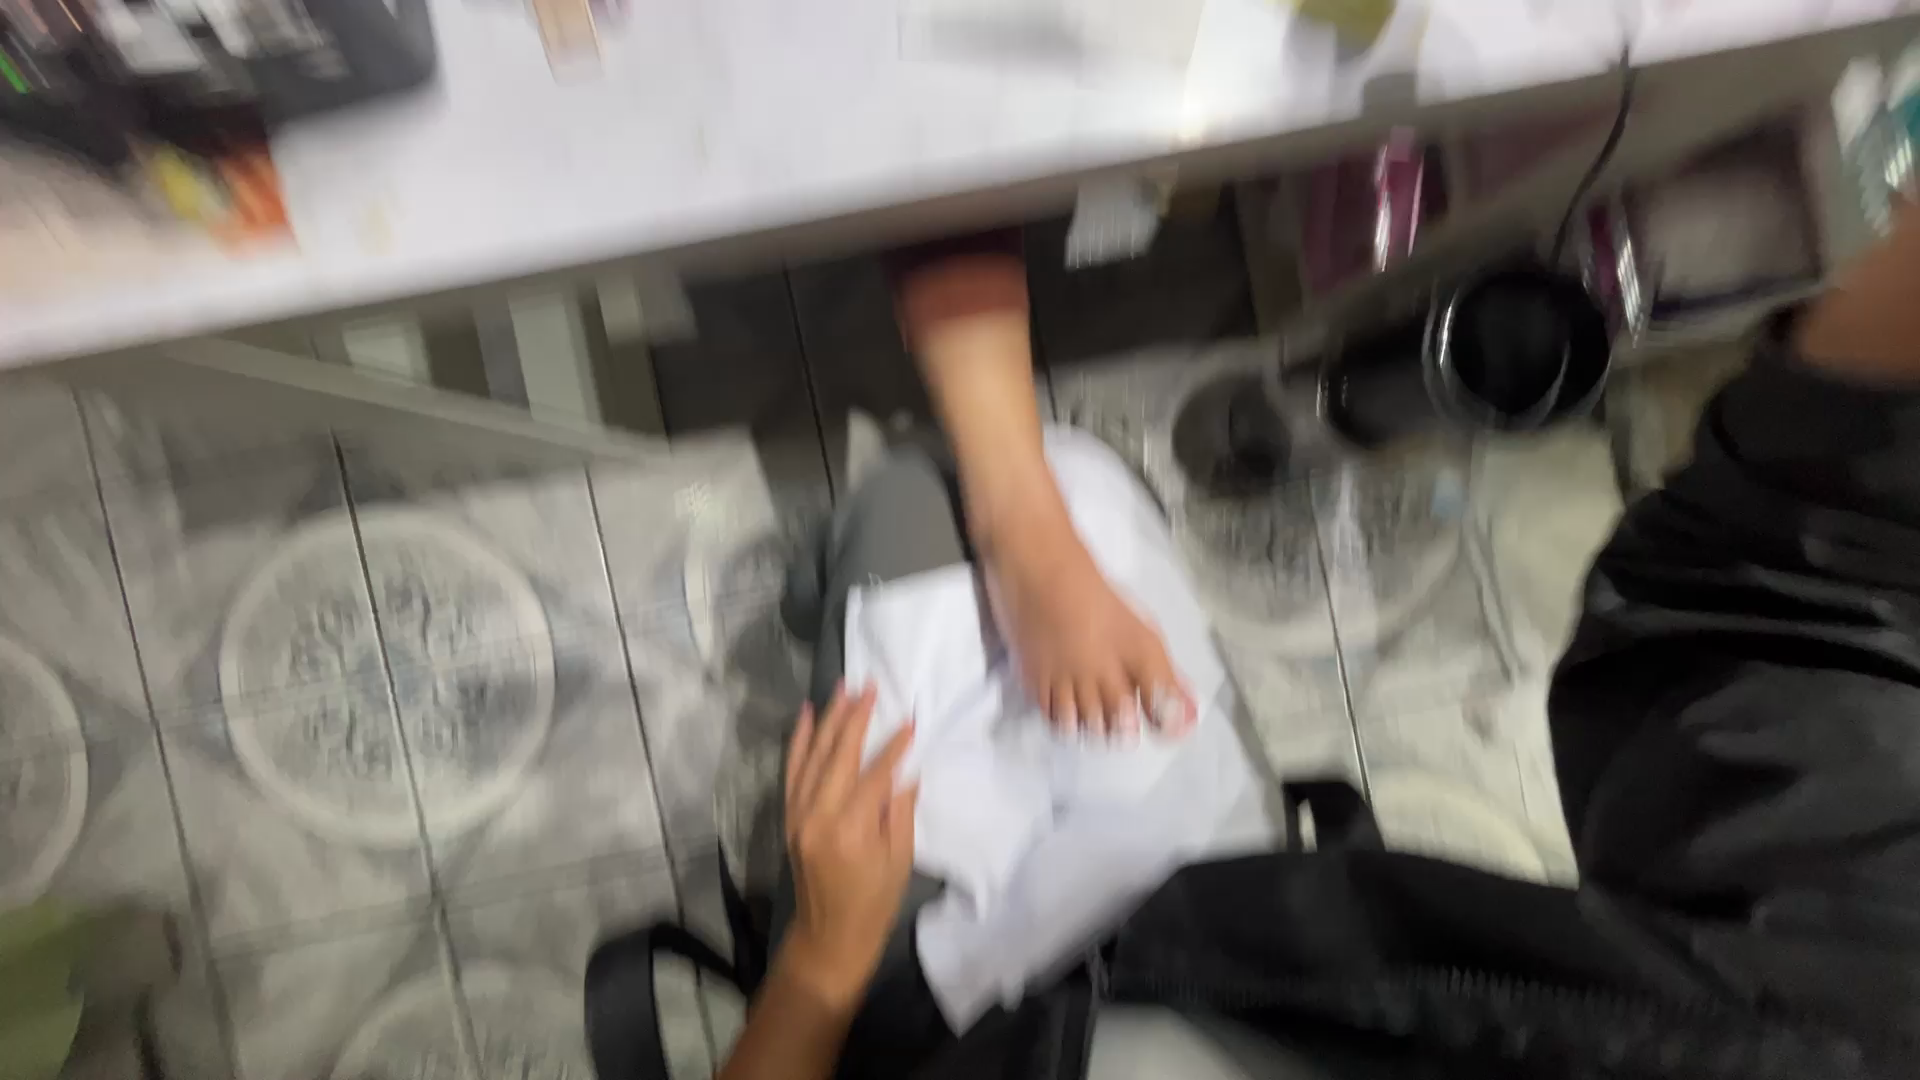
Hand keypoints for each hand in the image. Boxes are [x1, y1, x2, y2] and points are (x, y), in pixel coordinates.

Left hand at [779, 683, 917, 1010]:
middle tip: (871, 686)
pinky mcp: (790, 815)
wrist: (829, 937)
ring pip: (812, 755)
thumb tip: (904, 770)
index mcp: (850, 829)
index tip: (910, 721)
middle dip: (856, 717)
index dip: (893, 746)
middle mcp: (818, 815)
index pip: (874, 774)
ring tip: (843, 688)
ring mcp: (799, 814)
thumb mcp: (899, 858)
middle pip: (838, 755)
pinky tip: (806, 714)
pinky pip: (792, 770)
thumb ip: (899, 810)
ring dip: (828, 719)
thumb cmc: (873, 902)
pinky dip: (798, 740)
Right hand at [988, 518, 1195, 738]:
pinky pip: (1054, 718)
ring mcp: (1067, 674)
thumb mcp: (1138, 624)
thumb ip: (1163, 673)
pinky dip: (1063, 720)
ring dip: (1092, 728)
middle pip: (1121, 725)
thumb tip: (1189, 713)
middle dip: (1123, 730)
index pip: (1162, 703)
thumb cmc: (1090, 588)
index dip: (1167, 722)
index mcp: (1138, 648)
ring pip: (1086, 727)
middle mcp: (1105, 666)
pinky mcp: (1035, 678)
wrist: (1037, 563)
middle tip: (1117, 719)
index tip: (1163, 725)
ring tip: (1090, 712)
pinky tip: (1066, 706)